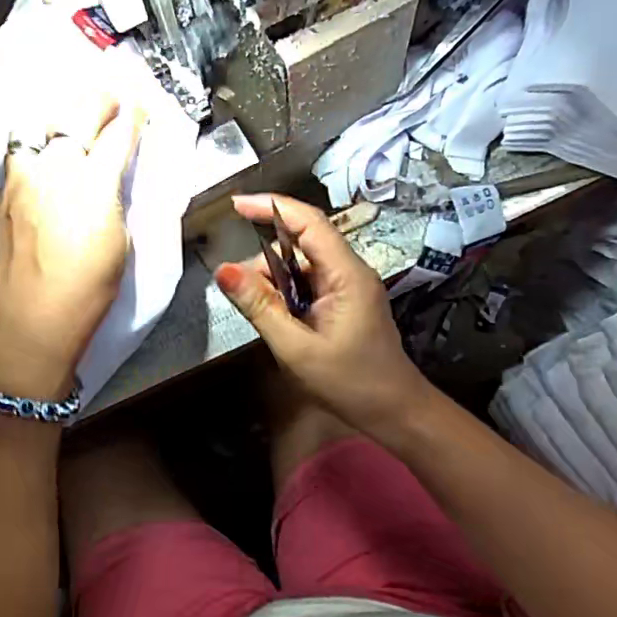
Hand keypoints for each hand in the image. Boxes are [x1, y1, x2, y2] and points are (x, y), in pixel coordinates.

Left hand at [0, 100, 143, 400]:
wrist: (30, 324)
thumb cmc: (87, 292)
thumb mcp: (120, 244)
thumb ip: (116, 200)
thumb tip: (114, 178)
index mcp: (92, 184)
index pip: (118, 136)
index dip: (133, 119)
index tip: (140, 109)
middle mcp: (53, 171)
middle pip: (75, 117)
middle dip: (99, 102)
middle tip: (112, 100)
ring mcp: (20, 181)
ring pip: (37, 131)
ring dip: (59, 122)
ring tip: (71, 126)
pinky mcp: (1, 198)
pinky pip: (17, 159)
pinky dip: (34, 150)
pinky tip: (42, 160)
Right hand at [214, 195, 433, 432]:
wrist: (394, 411)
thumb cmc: (350, 382)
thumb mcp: (296, 348)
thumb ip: (260, 306)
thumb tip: (223, 271)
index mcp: (346, 274)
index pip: (308, 223)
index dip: (271, 206)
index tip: (236, 204)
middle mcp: (349, 272)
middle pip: (301, 243)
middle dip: (264, 256)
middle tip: (235, 282)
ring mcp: (348, 287)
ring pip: (301, 265)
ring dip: (272, 279)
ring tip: (253, 307)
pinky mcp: (343, 302)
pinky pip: (307, 284)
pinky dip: (284, 293)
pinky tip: (272, 314)